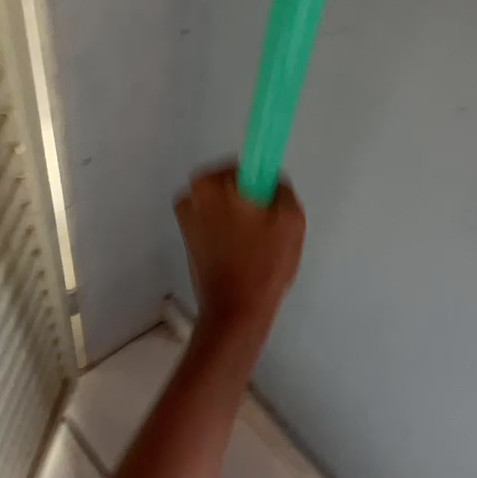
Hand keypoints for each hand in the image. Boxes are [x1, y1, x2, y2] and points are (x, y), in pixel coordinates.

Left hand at [173, 164, 304, 327]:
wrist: (236, 312)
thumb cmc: (263, 263)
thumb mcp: (290, 218)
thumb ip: (280, 187)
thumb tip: (269, 183)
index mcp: (209, 183)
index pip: (244, 165)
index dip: (262, 183)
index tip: (271, 205)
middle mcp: (190, 196)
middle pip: (233, 186)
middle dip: (252, 202)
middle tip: (270, 229)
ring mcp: (186, 220)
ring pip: (226, 207)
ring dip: (242, 220)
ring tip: (260, 246)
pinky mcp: (189, 241)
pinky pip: (218, 225)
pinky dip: (232, 235)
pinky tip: (247, 255)